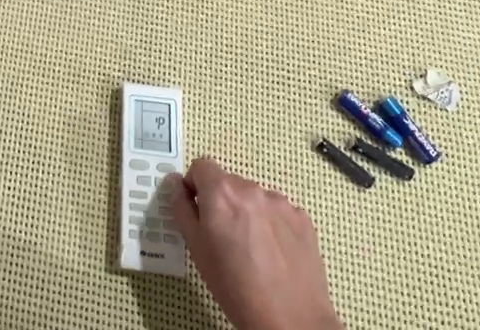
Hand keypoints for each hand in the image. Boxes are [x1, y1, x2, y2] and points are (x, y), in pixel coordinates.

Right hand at [167, 157, 342, 329]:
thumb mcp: (196, 248)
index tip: (198, 210)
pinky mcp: (302, 219)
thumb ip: (182, 209)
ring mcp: (281, 203)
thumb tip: (177, 185)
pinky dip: (272, 225)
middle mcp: (251, 189)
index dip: (195, 186)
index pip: (201, 166)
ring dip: (248, 213)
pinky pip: (279, 212)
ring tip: (252, 250)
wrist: (290, 320)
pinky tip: (273, 253)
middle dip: (222, 202)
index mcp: (221, 192)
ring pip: (254, 198)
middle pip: (229, 183)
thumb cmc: (235, 287)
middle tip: (223, 237)